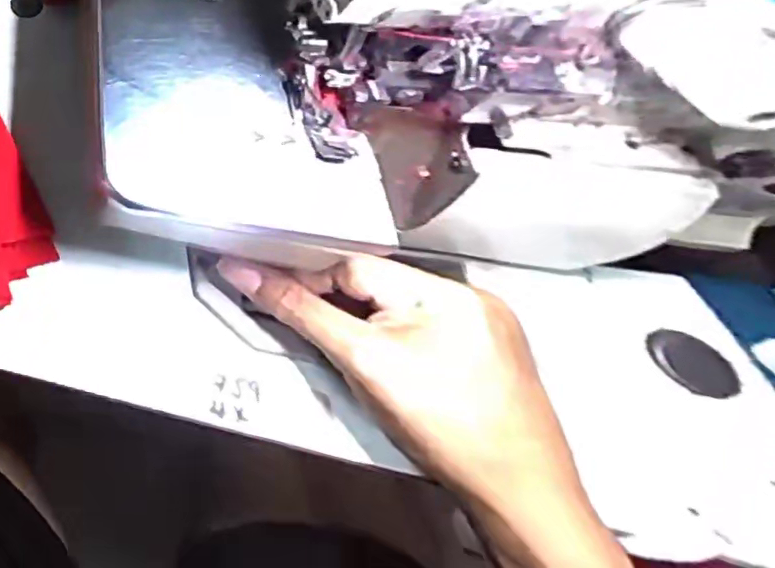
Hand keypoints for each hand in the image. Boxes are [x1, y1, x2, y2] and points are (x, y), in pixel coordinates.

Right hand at [215, 253, 626, 567]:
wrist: (523, 506)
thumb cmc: (455, 441)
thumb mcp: (362, 365)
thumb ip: (300, 311)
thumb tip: (251, 276)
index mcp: (445, 293)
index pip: (351, 267)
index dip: (309, 281)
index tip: (271, 285)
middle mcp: (470, 300)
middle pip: (374, 283)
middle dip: (338, 304)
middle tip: (323, 337)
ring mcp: (485, 326)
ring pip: (395, 304)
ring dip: (364, 321)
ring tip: (364, 362)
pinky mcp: (490, 350)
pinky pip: (421, 323)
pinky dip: (393, 335)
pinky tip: (392, 367)